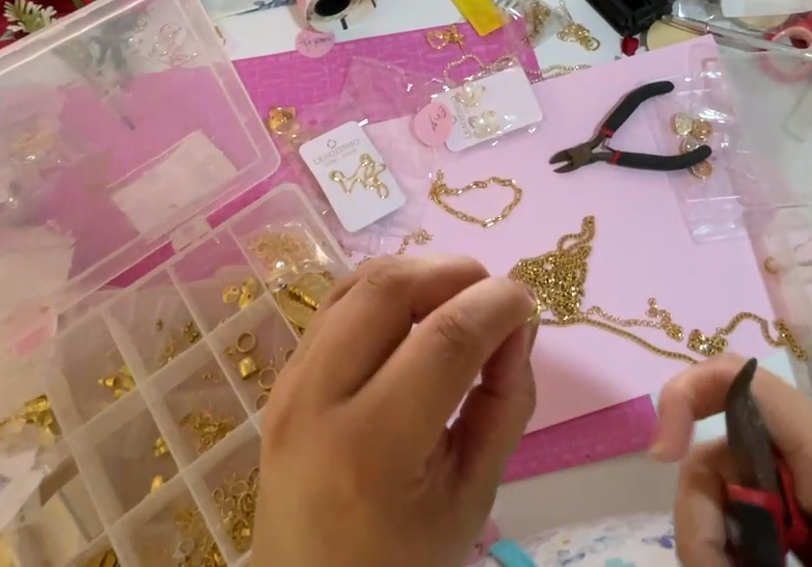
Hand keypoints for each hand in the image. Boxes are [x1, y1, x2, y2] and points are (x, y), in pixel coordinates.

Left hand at [255, 254, 536, 566]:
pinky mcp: (285, 373)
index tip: (527, 303)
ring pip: (358, 283)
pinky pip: (337, 302)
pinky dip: (385, 289)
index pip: (445, 341)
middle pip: (390, 289)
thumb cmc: (404, 561)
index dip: (496, 305)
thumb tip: (517, 324)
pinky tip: (416, 310)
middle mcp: (318, 400)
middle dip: (455, 273)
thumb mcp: (473, 497)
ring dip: (419, 273)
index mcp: (371, 450)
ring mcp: (291, 382)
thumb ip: (504, 404)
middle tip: (494, 295)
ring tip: (460, 297)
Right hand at [651, 356, 811, 566]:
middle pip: (719, 466)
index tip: (660, 458)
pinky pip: (770, 542)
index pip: (734, 382)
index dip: (680, 398)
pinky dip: (753, 561)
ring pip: (739, 514)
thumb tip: (716, 562)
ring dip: (724, 554)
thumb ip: (786, 553)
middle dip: (701, 526)